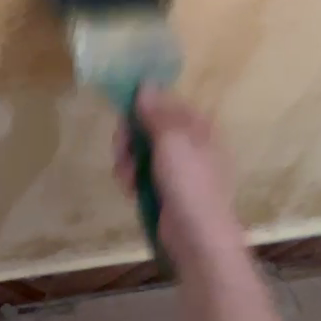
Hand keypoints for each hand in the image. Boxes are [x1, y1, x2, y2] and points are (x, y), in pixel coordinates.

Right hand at [114, 87, 247, 261]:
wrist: (198, 238)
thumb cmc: (190, 184)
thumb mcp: (172, 141)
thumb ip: (155, 112)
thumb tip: (145, 82)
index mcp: (198, 126)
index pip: (163, 103)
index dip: (140, 108)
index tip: (123, 118)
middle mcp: (189, 143)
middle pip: (147, 126)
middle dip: (129, 139)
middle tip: (121, 152)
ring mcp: (177, 168)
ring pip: (140, 151)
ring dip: (126, 161)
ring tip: (126, 178)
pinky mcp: (165, 189)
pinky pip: (140, 173)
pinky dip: (131, 179)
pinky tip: (129, 190)